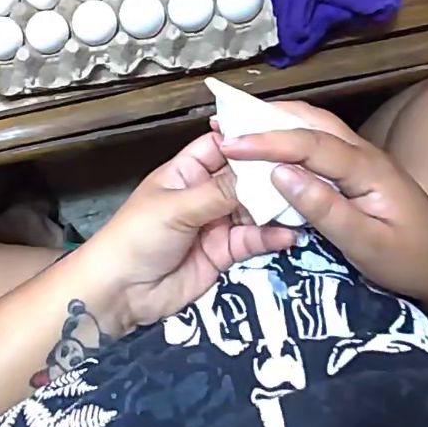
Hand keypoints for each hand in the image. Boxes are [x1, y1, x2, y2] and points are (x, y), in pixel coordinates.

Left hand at [77, 132, 297, 332]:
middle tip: (306, 172)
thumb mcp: (177, 208)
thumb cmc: (137, 237)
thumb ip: (219, 192)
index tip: (284, 135)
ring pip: (253, 209)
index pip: (220, 146)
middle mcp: (203, 193)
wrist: (121, 291)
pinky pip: (251, 240)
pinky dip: (270, 236)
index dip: (248, 140)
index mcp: (184, 172)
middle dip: (270, 176)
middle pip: (243, 178)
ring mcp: (214, 223)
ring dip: (275, 207)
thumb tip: (259, 172)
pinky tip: (289, 234)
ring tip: (305, 203)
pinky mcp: (222, 252)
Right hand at [218, 103, 427, 305]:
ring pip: (312, 124)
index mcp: (366, 168)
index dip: (267, 142)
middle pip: (310, 119)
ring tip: (235, 125)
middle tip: (224, 122)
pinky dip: (284, 134)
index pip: (309, 143)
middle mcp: (361, 151)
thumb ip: (324, 208)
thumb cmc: (411, 260)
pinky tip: (264, 145)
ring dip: (272, 120)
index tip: (229, 145)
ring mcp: (358, 156)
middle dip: (264, 117)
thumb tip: (278, 174)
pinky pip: (314, 139)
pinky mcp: (352, 166)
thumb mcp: (367, 244)